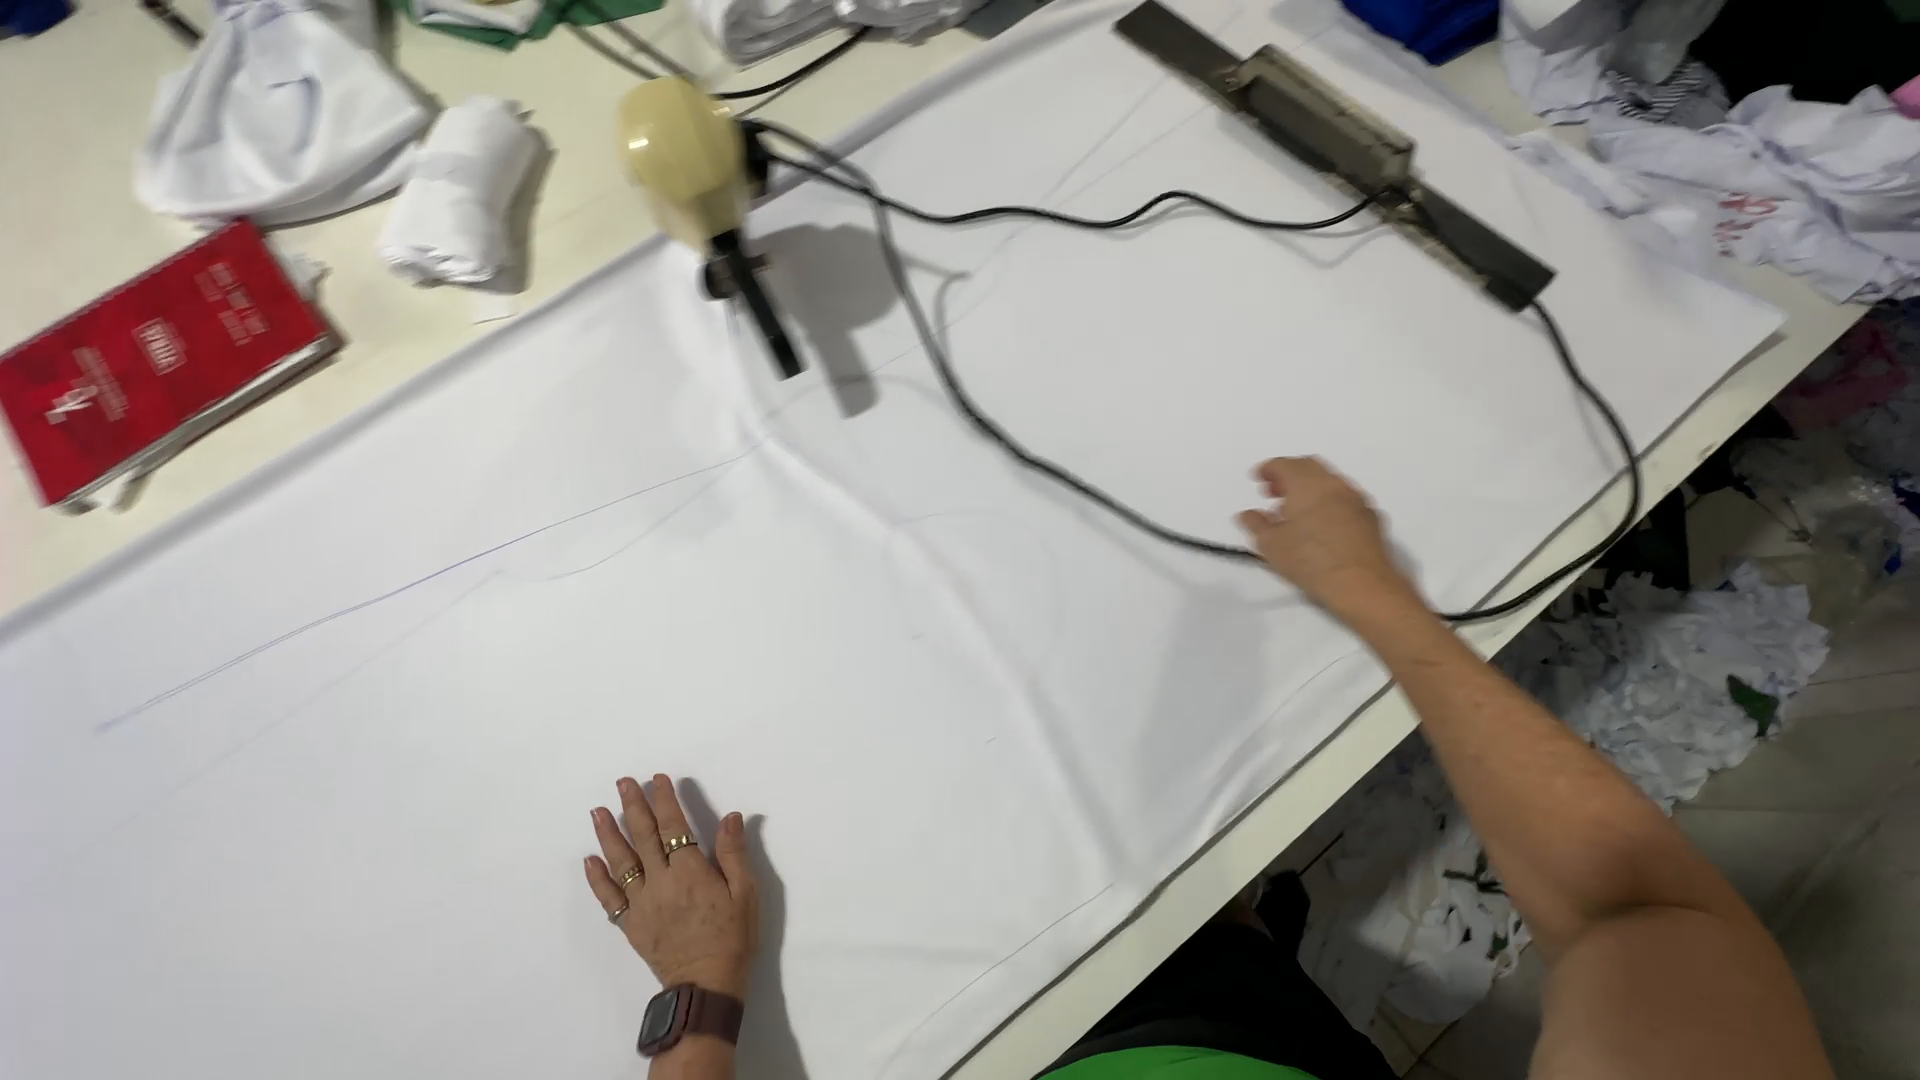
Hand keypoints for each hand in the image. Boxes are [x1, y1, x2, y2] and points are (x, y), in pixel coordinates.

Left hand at [586, 775, 757, 998]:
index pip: (674, 826)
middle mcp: (661, 881)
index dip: (665, 800)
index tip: (657, 779)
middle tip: (622, 782)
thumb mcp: (746, 892)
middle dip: (632, 806)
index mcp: (691, 870)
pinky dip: (597, 878)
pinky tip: (589, 860)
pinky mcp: (631, 924)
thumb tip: (730, 815)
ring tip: (597, 811)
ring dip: (608, 834)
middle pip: (644, 836)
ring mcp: (641, 903)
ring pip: (621, 862)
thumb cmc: (733, 936)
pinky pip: (608, 898)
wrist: (707, 984)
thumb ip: (734, 853)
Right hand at [1236, 457, 1421, 621]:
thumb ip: (1256, 524)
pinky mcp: (1371, 517)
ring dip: (1309, 489)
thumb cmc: (1309, 560)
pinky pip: (1344, 499)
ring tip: (1295, 512)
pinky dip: (1327, 502)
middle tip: (1274, 492)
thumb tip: (1248, 514)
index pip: (1285, 464)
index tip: (1257, 479)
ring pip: (1329, 482)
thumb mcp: (1270, 545)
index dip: (1267, 468)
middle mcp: (1334, 484)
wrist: (1362, 583)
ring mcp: (1357, 499)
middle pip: (1309, 466)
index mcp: (1307, 484)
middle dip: (1289, 475)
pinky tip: (1320, 525)